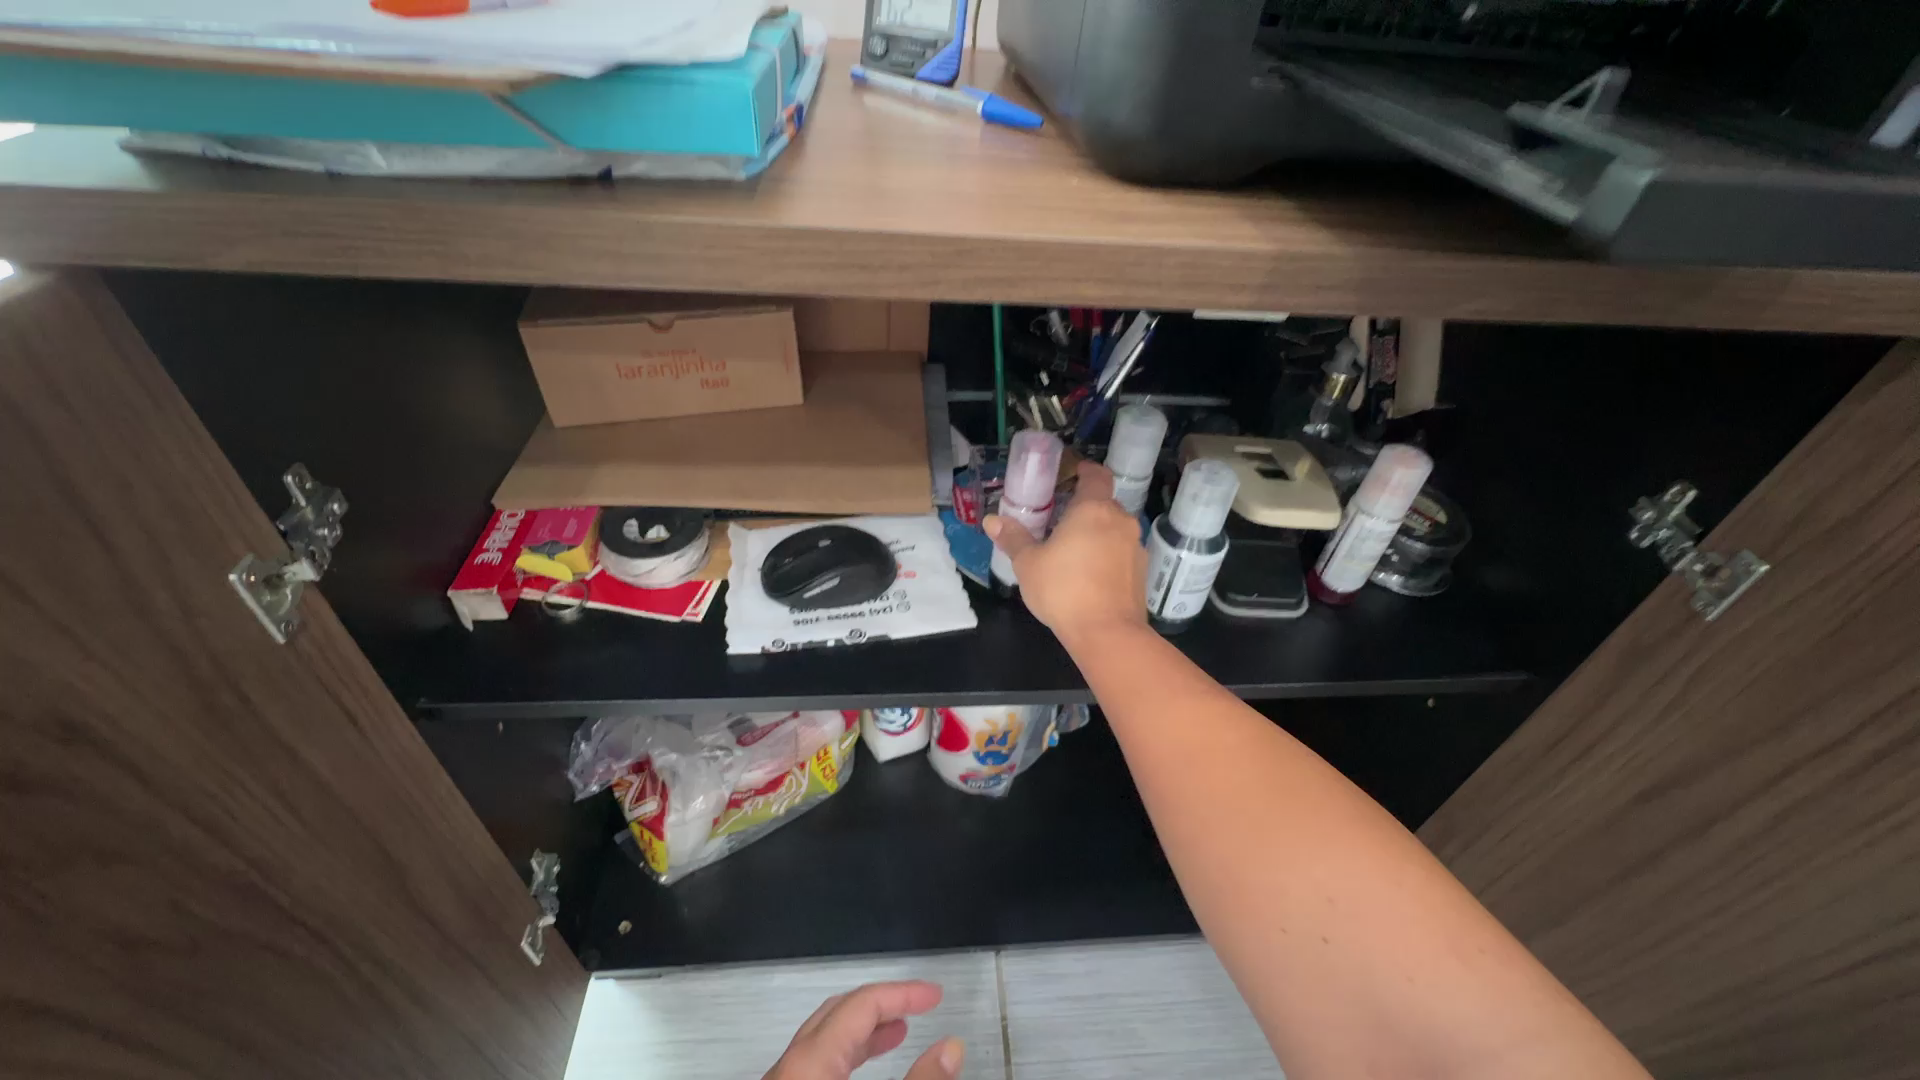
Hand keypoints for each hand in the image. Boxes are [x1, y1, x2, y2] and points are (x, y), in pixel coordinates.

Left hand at [762, 981, 965, 1079]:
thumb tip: (952, 1047)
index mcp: (809, 1063)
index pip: (860, 1004)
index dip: (902, 993)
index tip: (937, 995)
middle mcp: (788, 1068)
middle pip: (836, 1014)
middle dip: (881, 1004)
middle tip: (919, 1005)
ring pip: (822, 1040)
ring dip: (863, 1031)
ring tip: (899, 1032)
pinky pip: (815, 1063)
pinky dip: (845, 1055)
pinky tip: (861, 1067)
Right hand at [986, 461, 1147, 644]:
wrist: (1107, 633)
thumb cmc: (1063, 589)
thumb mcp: (1029, 564)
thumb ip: (1013, 538)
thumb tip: (992, 520)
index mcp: (1093, 509)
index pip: (1096, 475)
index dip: (1085, 470)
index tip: (1072, 474)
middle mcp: (1120, 521)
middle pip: (1104, 504)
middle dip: (1084, 509)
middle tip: (1059, 520)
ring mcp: (1135, 547)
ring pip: (1113, 530)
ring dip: (1096, 534)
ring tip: (1072, 551)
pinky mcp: (1141, 572)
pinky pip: (1120, 553)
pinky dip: (1106, 556)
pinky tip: (1088, 575)